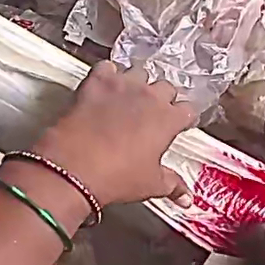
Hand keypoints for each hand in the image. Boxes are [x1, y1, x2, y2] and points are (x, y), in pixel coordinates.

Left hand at [29, 61, 194, 205]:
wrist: (76, 164)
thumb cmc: (118, 175)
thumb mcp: (151, 184)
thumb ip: (172, 185)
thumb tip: (186, 197)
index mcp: (168, 119)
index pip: (188, 109)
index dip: (182, 117)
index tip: (177, 124)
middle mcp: (150, 96)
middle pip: (165, 86)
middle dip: (162, 97)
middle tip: (152, 112)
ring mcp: (123, 85)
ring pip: (138, 72)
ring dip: (136, 83)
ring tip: (128, 96)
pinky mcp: (97, 81)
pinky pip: (106, 67)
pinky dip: (107, 74)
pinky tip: (104, 85)